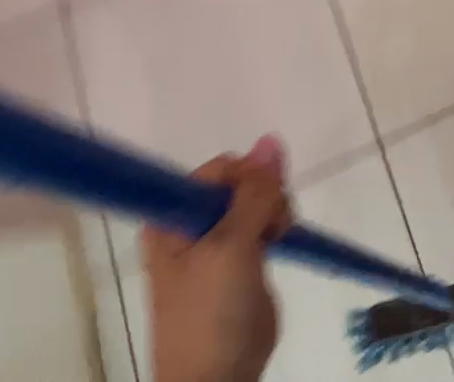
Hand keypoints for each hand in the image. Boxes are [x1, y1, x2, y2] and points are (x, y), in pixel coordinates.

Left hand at [145, 136, 292, 381]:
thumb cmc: (211, 314)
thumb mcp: (231, 247)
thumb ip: (254, 193)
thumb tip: (271, 138)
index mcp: (172, 218)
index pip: (217, 168)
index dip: (246, 176)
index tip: (263, 202)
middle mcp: (190, 223)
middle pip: (241, 180)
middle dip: (265, 196)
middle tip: (270, 230)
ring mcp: (215, 241)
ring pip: (257, 199)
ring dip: (275, 212)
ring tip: (277, 239)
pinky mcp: (239, 258)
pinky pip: (263, 221)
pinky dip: (277, 226)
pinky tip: (281, 241)